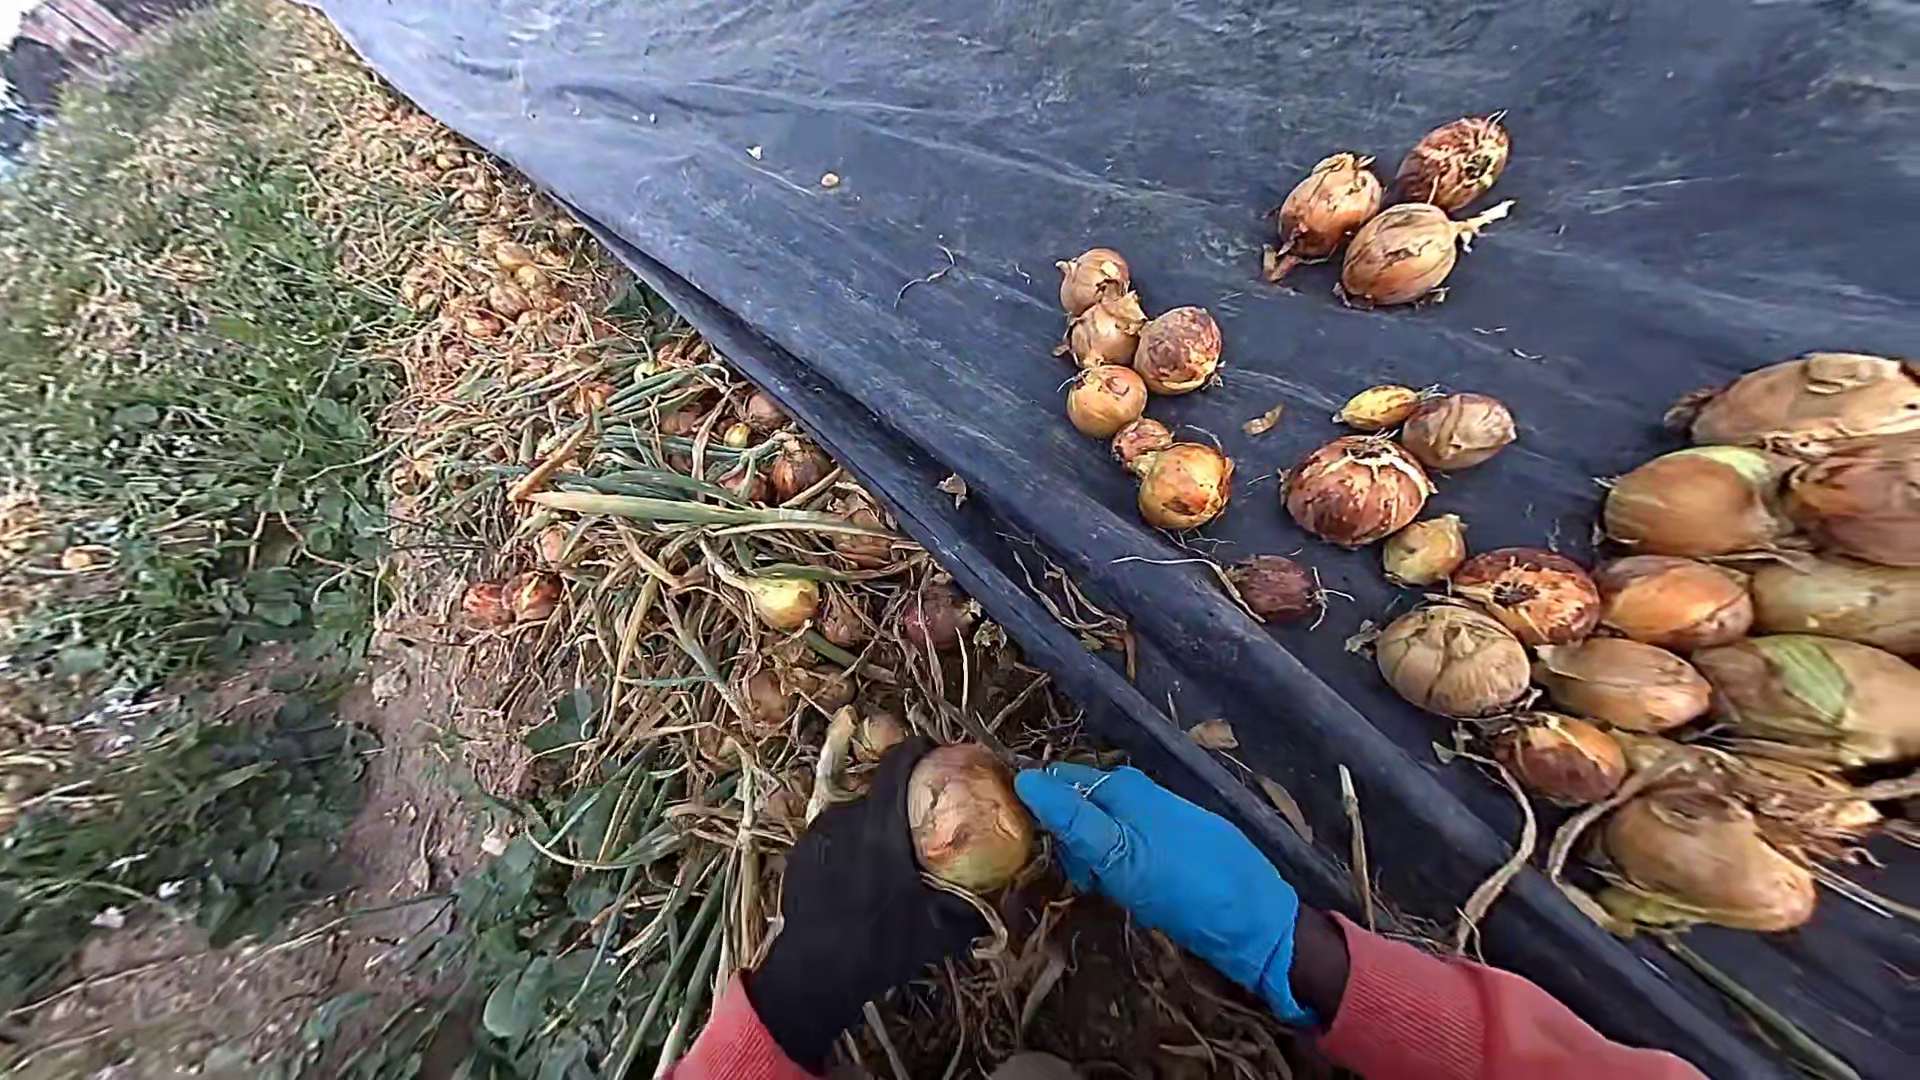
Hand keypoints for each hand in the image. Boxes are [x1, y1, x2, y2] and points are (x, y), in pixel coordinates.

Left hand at [750, 737, 984, 1069]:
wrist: (812, 976)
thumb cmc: (879, 945)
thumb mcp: (937, 930)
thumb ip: (974, 907)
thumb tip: (1011, 896)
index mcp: (881, 824)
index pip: (898, 762)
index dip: (918, 749)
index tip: (935, 753)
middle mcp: (848, 816)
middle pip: (880, 788)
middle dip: (901, 797)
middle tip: (917, 821)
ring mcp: (819, 832)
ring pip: (856, 812)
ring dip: (874, 824)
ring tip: (887, 855)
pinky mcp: (801, 851)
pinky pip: (835, 833)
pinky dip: (850, 843)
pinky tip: (857, 876)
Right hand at [1014, 763, 1319, 1024]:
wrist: (1257, 922)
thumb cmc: (1183, 884)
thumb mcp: (1119, 855)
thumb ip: (1071, 819)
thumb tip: (1023, 779)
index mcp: (1119, 784)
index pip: (1056, 779)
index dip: (1038, 808)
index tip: (1032, 845)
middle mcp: (1132, 790)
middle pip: (1073, 804)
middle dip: (1065, 839)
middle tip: (1079, 876)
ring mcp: (1149, 815)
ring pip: (1094, 827)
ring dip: (1087, 857)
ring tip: (1100, 888)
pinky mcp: (1162, 840)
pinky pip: (1118, 843)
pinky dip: (1109, 864)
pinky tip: (1121, 888)